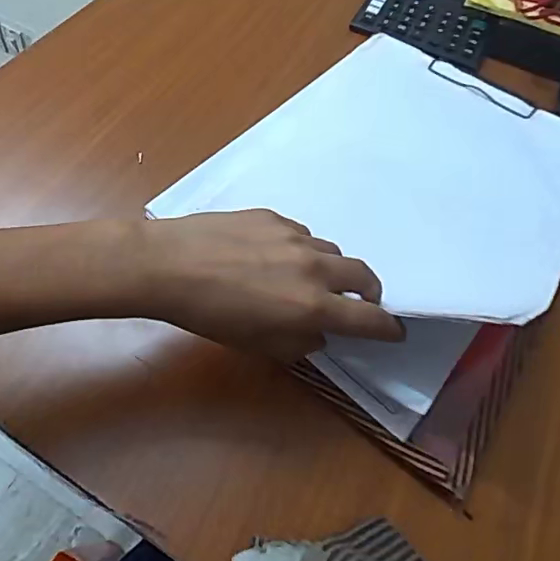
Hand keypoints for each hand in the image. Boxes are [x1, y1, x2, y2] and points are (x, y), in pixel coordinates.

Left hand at [135, 209, 403, 360]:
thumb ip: (299, 341)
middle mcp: (312, 267)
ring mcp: (293, 236)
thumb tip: (319, 332)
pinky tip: (268, 256)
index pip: (370, 319)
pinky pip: (299, 234)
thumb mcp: (256, 344)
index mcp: (312, 306)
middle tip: (357, 302)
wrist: (166, 264)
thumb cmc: (207, 314)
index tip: (392, 331)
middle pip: (363, 276)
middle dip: (368, 293)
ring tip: (303, 279)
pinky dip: (297, 249)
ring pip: (329, 252)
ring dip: (328, 269)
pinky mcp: (271, 216)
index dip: (388, 329)